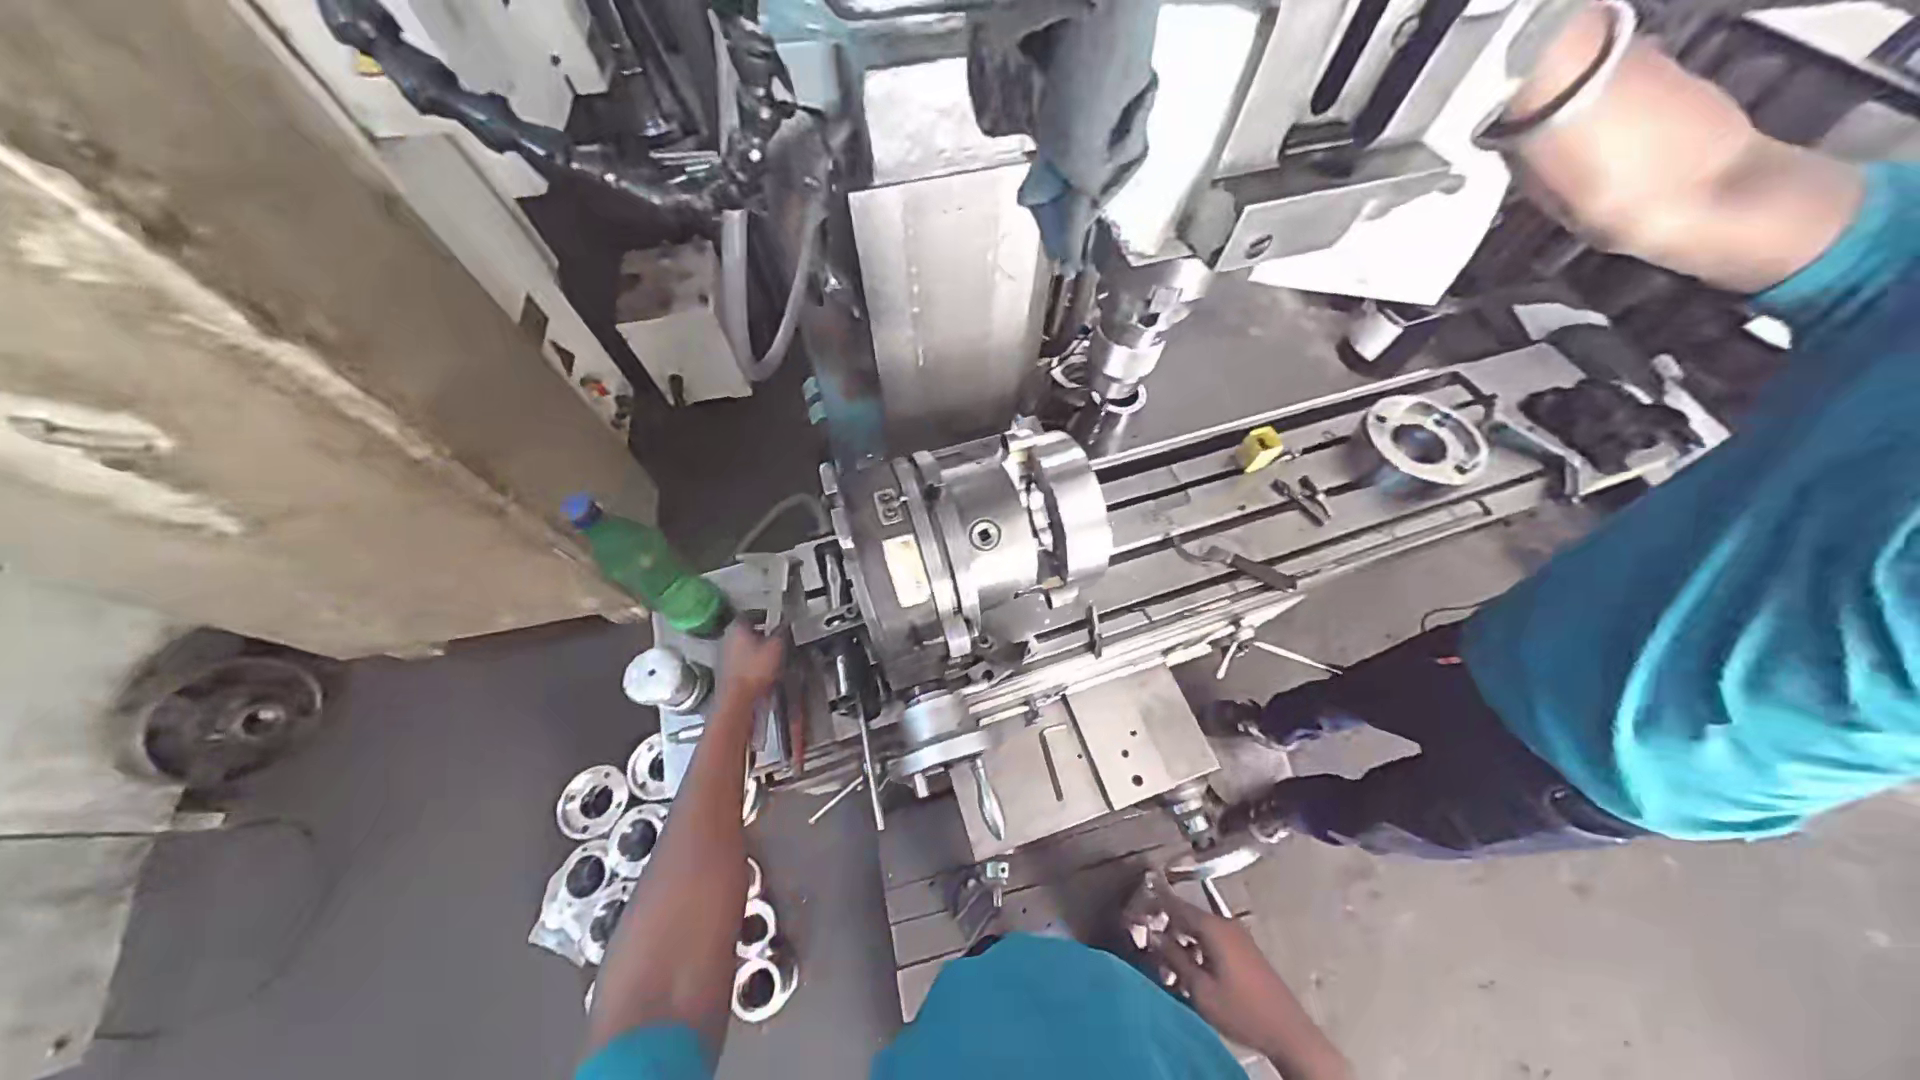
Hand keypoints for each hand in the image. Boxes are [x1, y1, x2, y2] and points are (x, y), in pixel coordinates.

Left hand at [717, 622, 784, 707]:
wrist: (738, 699)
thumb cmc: (756, 669)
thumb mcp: (777, 646)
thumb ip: (782, 631)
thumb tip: (785, 624)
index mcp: (737, 627)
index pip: (751, 613)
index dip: (764, 615)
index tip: (774, 619)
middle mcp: (726, 638)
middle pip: (745, 630)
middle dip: (761, 633)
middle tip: (775, 637)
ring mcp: (723, 656)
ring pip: (742, 647)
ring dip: (755, 649)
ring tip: (771, 655)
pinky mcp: (724, 673)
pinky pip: (740, 662)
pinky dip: (751, 663)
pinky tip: (762, 670)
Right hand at [1149, 892, 1351, 1079]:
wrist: (1290, 1033)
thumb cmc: (1241, 1010)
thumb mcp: (1200, 989)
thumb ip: (1174, 958)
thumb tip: (1152, 934)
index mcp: (1213, 927)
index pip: (1174, 905)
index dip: (1151, 906)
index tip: (1132, 912)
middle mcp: (1225, 924)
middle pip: (1186, 917)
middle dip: (1165, 928)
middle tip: (1145, 944)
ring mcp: (1238, 936)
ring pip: (1199, 931)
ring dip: (1181, 943)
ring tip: (1166, 968)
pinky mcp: (1245, 951)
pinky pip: (1212, 941)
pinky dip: (1196, 950)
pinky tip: (1189, 973)